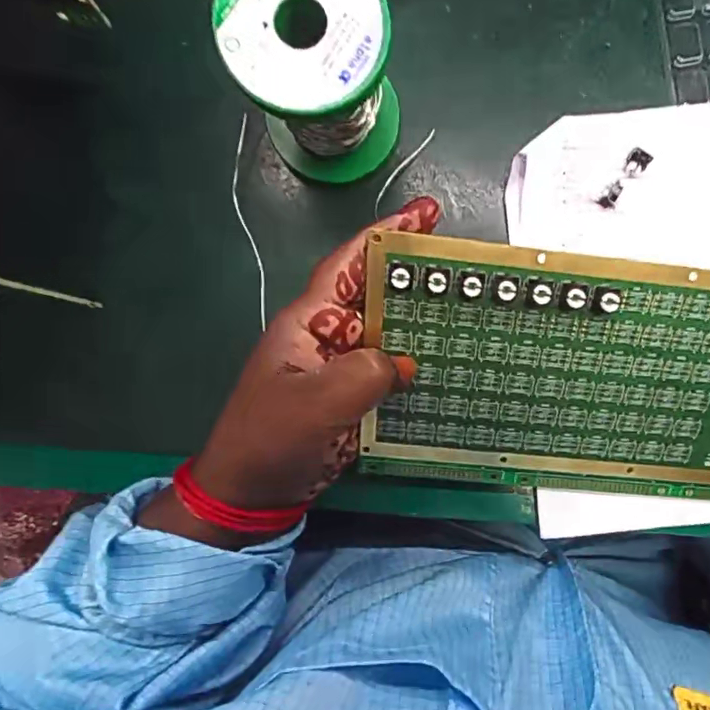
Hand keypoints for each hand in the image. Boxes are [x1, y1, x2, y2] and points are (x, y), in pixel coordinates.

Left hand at [140, 198, 441, 546]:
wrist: (247, 494)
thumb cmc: (269, 440)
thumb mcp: (316, 403)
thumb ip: (364, 374)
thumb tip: (404, 364)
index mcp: (307, 323)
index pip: (348, 267)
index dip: (384, 237)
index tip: (425, 215)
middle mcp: (324, 341)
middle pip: (374, 299)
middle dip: (411, 281)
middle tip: (459, 273)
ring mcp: (336, 374)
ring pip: (384, 339)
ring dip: (417, 328)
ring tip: (462, 316)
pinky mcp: (346, 405)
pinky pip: (384, 378)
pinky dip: (411, 373)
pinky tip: (442, 372)